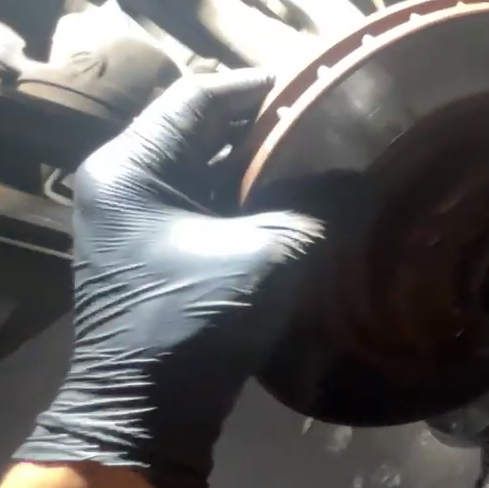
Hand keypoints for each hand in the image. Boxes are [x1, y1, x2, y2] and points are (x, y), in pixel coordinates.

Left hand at [17, 69, 321, 487]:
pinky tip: (306, 201)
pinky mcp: (163, 249)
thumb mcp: (271, 256)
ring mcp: (142, 218)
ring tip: (328, 156)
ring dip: (267, 164)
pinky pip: (216, 204)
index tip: (319, 82)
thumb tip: (360, 179)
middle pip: (205, 131)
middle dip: (270, 125)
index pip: (200, 99)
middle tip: (333, 119)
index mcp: (132, 168)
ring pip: (214, 170)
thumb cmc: (195, 322)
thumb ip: (317, 208)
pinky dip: (258, 197)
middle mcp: (128, 182)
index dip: (261, 87)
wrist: (150, 405)